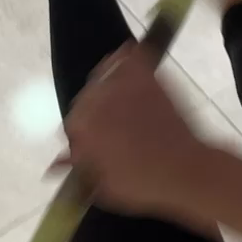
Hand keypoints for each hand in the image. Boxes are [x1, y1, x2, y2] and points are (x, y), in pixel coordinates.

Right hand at [59, 43, 219, 215]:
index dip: (84, 135)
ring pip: (103, 75)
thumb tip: (56, 164)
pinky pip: (129, 55)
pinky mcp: (145, 74)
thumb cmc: (143, 184)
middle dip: (95, 112)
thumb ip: (79, 168)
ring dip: (108, 85)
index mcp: (81, 127)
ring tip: (123, 100)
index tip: (96, 144)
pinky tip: (130, 62)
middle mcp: (95, 100)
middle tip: (114, 126)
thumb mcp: (103, 186)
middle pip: (86, 99)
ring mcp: (121, 85)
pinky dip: (128, 57)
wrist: (185, 169)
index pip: (72, 124)